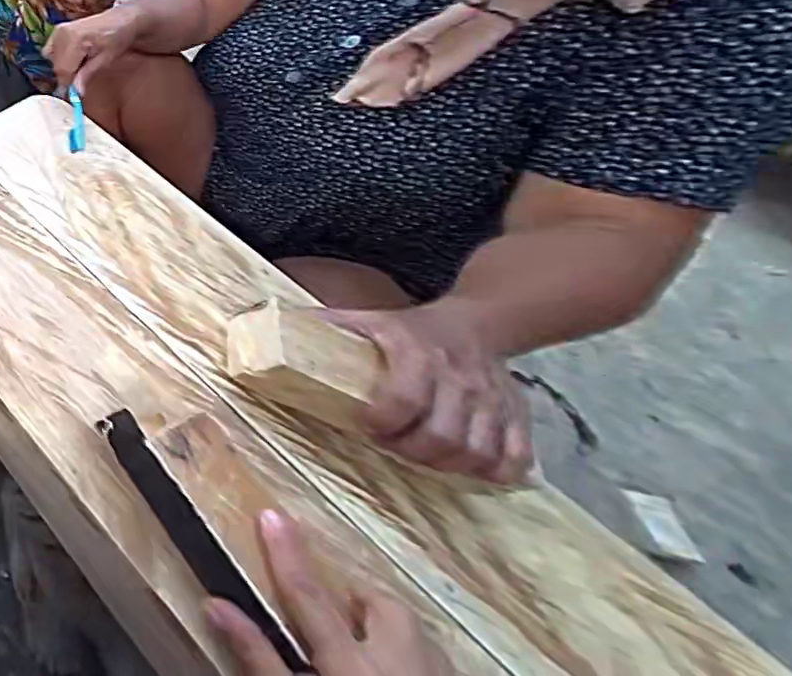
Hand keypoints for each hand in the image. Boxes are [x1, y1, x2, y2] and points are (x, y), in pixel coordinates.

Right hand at [43, 7, 139, 93]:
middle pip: (56, 66)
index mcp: (76, 39)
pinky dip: (58, 58)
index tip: (76, 92)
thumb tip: (76, 92)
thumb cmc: (117, 38)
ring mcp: (58, 30)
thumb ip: (87, 74)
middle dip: (67, 75)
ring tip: (80, 64)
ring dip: (63, 67)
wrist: (120, 19)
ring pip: (52, 60)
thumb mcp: (106, 59)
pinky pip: (50, 51)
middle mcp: (63, 33)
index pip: (63, 69)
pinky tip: (73, 57)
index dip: (69, 83)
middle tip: (82, 76)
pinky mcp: (57, 30)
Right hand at [207, 510, 449, 675]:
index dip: (286, 554)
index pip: (310, 597)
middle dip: (360, 603)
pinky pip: (438, 666)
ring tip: (372, 659)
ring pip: (420, 637)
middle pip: (384, 607)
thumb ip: (259, 660)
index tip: (270, 514)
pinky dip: (417, 665)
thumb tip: (215, 605)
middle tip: (340, 620)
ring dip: (393, 635)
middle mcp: (403, 666)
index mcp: (353, 669)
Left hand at [321, 308, 533, 484]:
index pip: (403, 399)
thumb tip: (274, 327)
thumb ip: (327, 326)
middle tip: (390, 445)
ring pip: (478, 453)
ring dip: (445, 465)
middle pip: (442, 436)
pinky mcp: (517, 415)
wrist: (475, 321)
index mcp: (416, 351)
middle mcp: (458, 376)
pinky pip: (515, 458)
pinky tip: (465, 466)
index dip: (381, 422)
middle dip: (410, 452)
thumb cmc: (409, 328)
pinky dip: (493, 472)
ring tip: (419, 455)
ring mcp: (491, 398)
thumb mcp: (366, 319)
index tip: (365, 426)